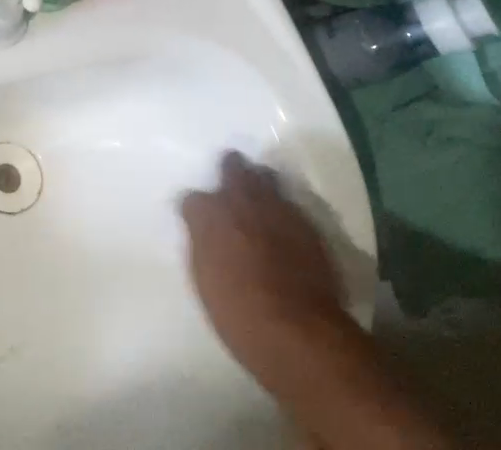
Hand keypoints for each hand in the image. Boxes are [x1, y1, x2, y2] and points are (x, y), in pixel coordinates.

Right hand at [180, 153, 350, 388]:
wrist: (298, 331)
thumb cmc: (238, 312)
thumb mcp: (204, 277)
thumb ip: (203, 245)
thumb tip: (203, 232)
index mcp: (208, 215)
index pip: (192, 199)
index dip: (194, 209)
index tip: (196, 218)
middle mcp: (241, 202)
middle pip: (233, 170)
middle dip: (229, 170)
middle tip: (229, 173)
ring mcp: (278, 210)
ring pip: (267, 178)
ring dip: (260, 181)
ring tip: (259, 187)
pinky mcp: (308, 225)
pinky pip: (291, 203)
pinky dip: (284, 206)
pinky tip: (283, 217)